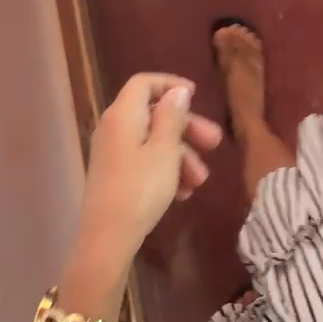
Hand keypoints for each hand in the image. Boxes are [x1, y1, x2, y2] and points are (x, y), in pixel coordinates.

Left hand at [74, 73, 222, 275]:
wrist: (108, 238)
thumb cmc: (140, 188)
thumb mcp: (165, 150)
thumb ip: (172, 116)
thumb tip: (177, 91)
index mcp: (123, 114)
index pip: (144, 83)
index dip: (170, 84)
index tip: (196, 95)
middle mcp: (114, 128)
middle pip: (154, 115)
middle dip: (187, 128)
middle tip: (215, 143)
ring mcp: (113, 152)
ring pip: (154, 141)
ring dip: (181, 156)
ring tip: (199, 181)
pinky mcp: (115, 174)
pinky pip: (145, 160)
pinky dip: (166, 170)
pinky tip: (183, 193)